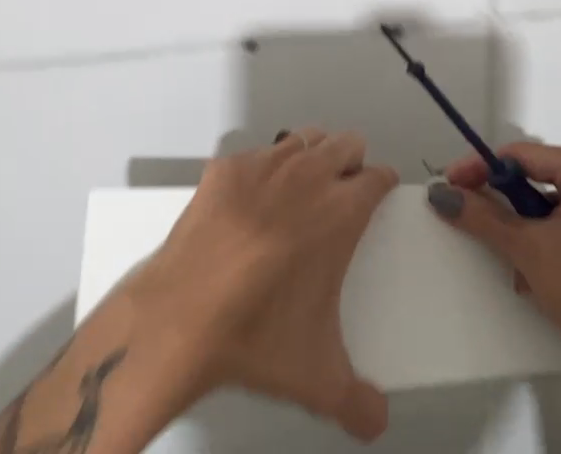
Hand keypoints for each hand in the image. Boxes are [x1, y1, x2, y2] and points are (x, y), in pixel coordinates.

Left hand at [120, 128, 398, 440]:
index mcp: (342, 211)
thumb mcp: (316, 378)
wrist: (179, 321)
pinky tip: (249, 204)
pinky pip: (255, 155)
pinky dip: (260, 171)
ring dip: (310, 157)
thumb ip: (358, 401)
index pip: (378, 175)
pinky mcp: (222, 169)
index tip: (377, 199)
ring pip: (302, 138)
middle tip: (341, 196)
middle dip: (350, 164)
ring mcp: (262, 166)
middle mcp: (308, 175)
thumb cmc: (258, 338)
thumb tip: (378, 423)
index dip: (381, 186)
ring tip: (300, 192)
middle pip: (346, 143)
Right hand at [428, 143, 560, 369]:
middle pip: (535, 176)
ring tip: (511, 259)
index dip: (480, 169)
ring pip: (547, 201)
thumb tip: (441, 194)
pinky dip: (543, 238)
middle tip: (471, 219)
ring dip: (522, 228)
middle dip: (504, 204)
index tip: (448, 186)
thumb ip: (483, 217)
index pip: (522, 155)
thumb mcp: (529, 249)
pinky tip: (534, 270)